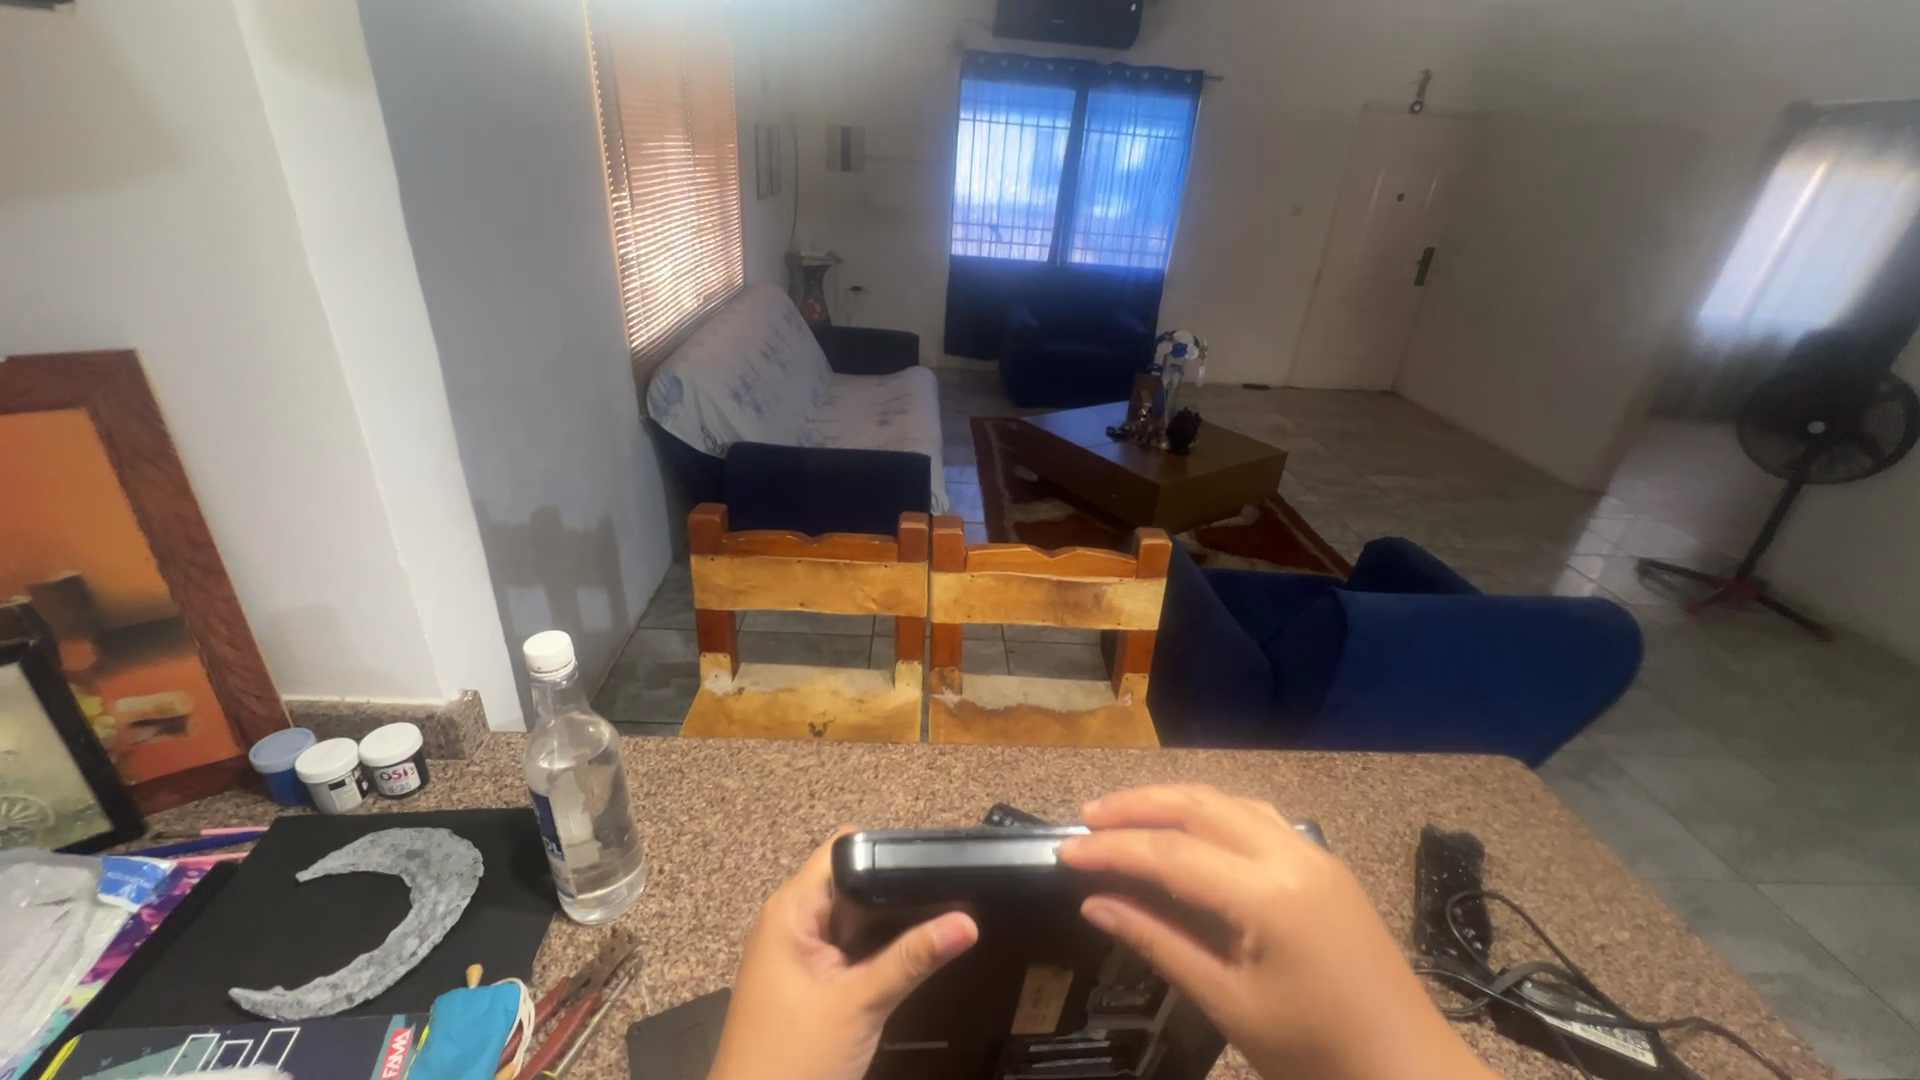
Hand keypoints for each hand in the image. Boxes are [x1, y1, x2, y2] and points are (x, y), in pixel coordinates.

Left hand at [708, 830, 978, 1079]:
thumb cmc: (793, 1063)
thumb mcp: (861, 1004)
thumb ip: (913, 959)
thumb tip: (967, 923)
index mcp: (791, 909)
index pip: (842, 851)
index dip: (885, 848)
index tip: (933, 860)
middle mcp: (791, 920)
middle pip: (851, 881)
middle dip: (894, 889)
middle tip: (947, 898)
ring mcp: (797, 950)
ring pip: (853, 916)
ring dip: (886, 923)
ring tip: (937, 922)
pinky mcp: (806, 978)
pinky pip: (847, 945)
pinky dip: (874, 949)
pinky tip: (905, 956)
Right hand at [1058, 785, 1494, 1079]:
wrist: (1412, 1071)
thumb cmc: (1318, 1052)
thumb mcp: (1230, 1004)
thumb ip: (1160, 943)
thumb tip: (1097, 904)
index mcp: (1268, 894)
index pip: (1170, 854)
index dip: (1112, 850)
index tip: (1065, 850)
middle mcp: (1289, 854)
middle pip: (1198, 806)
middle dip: (1137, 805)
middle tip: (1088, 816)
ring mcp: (1311, 852)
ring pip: (1227, 801)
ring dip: (1172, 801)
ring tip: (1126, 814)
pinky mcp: (1322, 862)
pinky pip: (1254, 816)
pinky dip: (1209, 812)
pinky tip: (1189, 827)